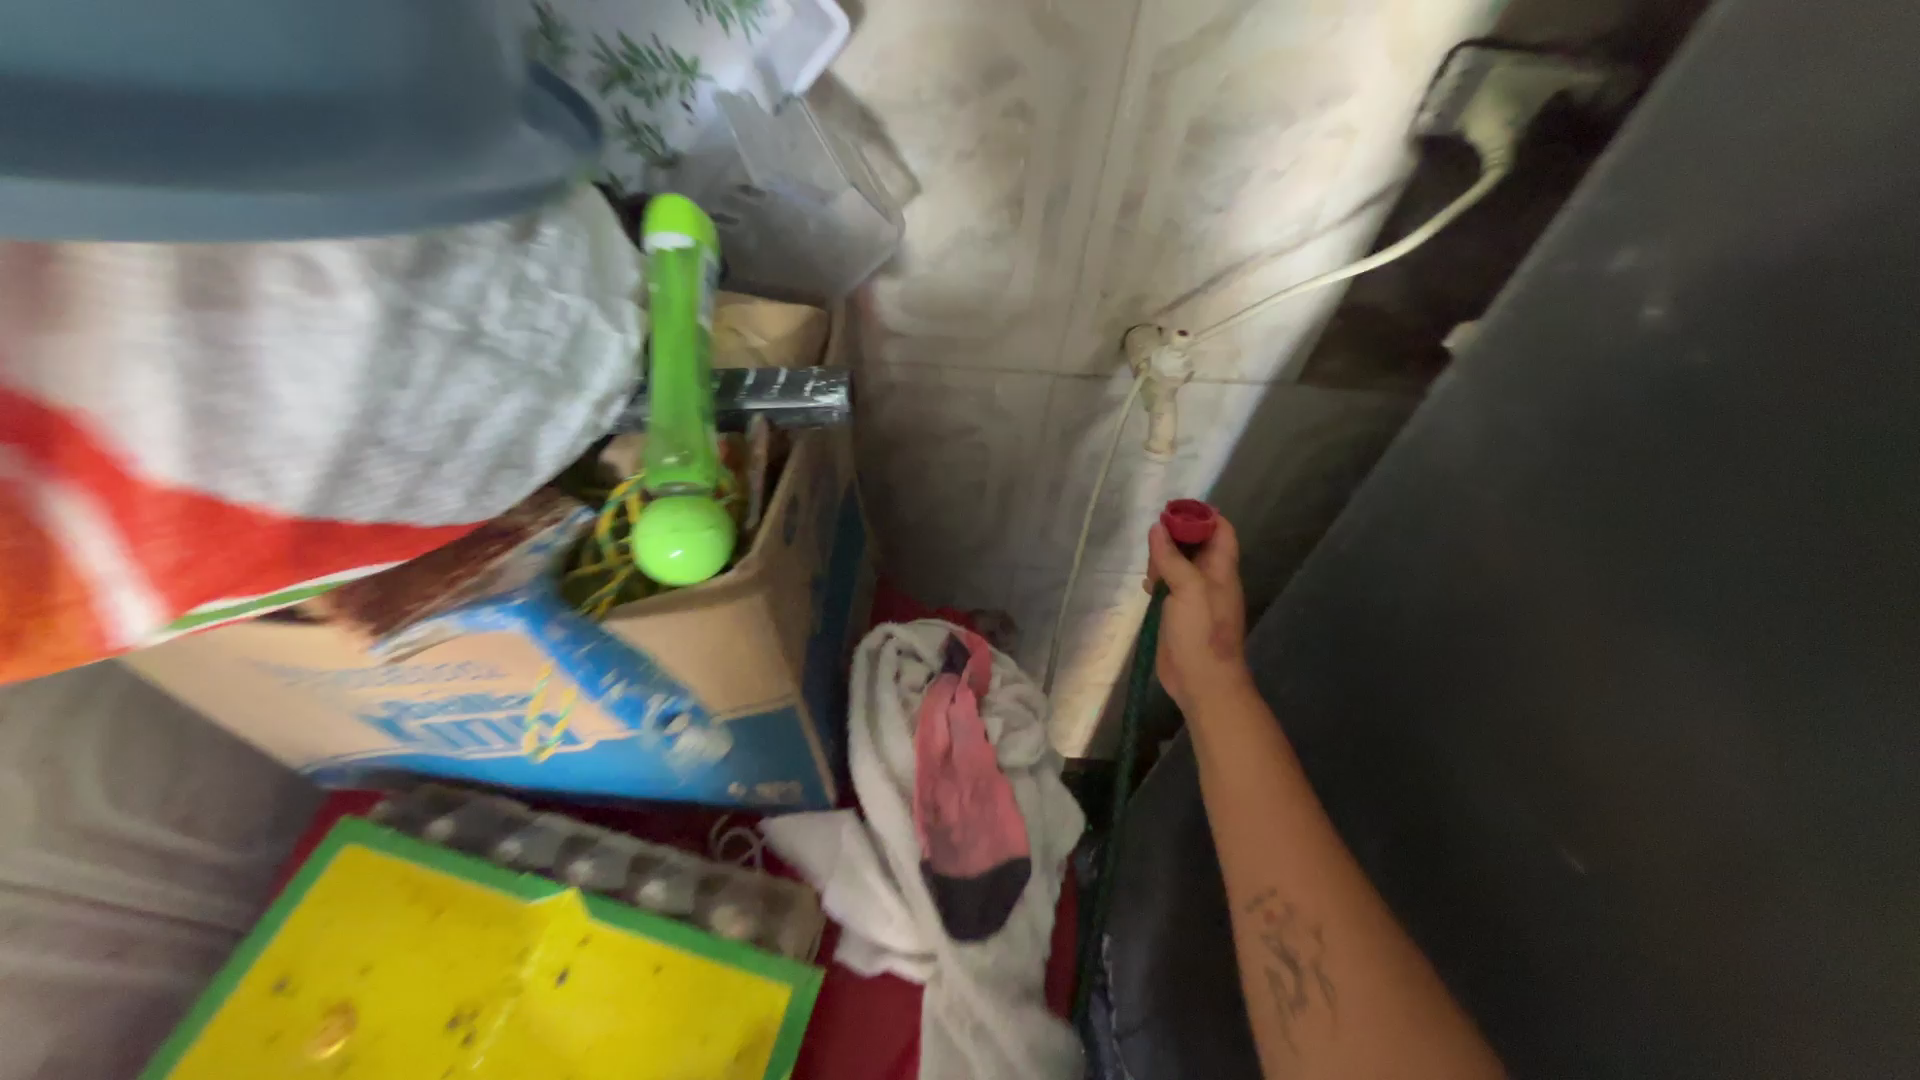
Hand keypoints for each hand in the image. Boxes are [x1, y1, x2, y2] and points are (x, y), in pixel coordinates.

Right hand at [1145, 515, 1253, 716]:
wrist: (1202, 682)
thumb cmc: (1202, 633)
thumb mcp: (1188, 589)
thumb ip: (1172, 558)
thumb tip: (1157, 528)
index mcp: (1222, 570)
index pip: (1220, 531)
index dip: (1202, 516)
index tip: (1174, 511)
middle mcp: (1210, 580)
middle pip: (1196, 545)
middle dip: (1176, 537)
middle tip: (1154, 542)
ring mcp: (1195, 598)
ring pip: (1180, 565)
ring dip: (1163, 560)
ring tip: (1150, 568)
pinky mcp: (1179, 614)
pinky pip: (1169, 587)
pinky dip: (1158, 580)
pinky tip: (1147, 586)